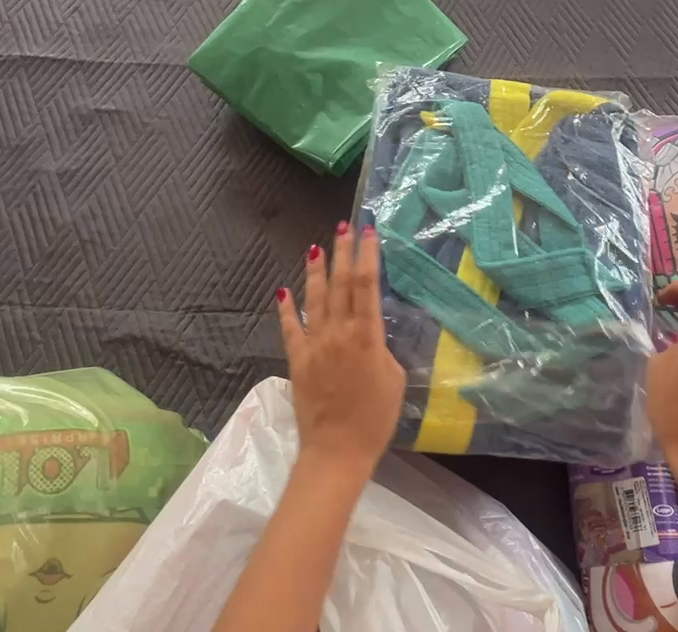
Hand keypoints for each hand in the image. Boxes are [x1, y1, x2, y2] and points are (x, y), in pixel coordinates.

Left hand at [276, 224, 406, 478]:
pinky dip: (287, 309)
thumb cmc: (375, 417)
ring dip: (317, 271)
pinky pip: (291, 329)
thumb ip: (382, 348)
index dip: (368, 255)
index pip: (368, 284)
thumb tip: (372, 333)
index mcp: (367, 335)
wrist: (337, 451)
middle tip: (344, 226)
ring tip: (316, 247)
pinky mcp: (298, 361)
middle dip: (343, 252)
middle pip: (342, 283)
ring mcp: (315, 345)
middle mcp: (339, 332)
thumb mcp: (394, 378)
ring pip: (316, 299)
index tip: (368, 231)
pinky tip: (283, 291)